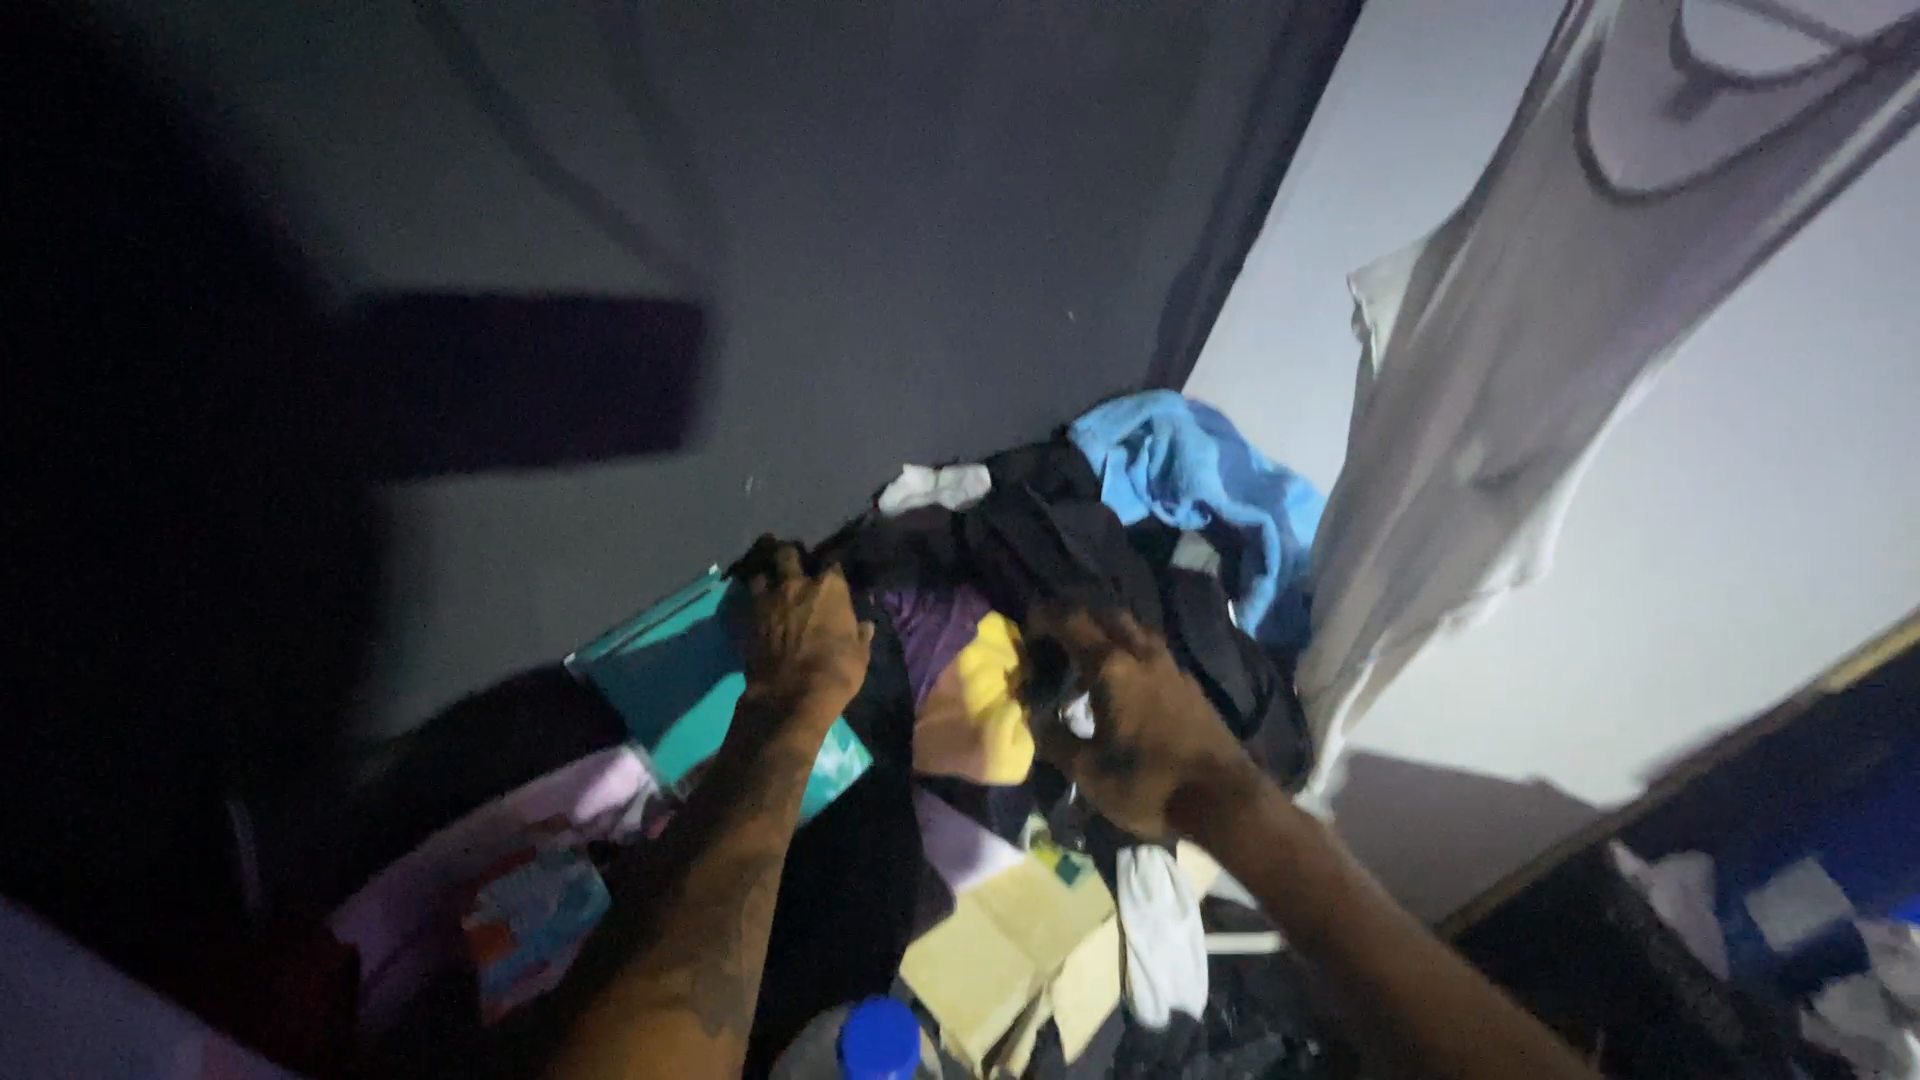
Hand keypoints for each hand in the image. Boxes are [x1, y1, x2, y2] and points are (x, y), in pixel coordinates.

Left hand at [731, 537, 873, 720]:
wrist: (791, 695)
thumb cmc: (836, 671)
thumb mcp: (859, 655)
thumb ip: (860, 635)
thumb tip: (865, 626)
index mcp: (830, 587)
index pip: (833, 565)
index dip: (832, 571)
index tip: (833, 578)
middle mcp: (797, 584)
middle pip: (788, 554)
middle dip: (789, 555)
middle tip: (791, 564)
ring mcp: (768, 598)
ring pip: (761, 573)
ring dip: (765, 576)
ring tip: (768, 582)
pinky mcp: (747, 617)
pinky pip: (748, 600)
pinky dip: (753, 601)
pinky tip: (756, 607)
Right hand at [1027, 607, 1261, 839]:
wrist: (1223, 799)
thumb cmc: (1148, 783)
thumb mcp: (1088, 771)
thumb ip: (1055, 739)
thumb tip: (1035, 719)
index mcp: (1111, 667)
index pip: (1070, 621)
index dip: (1044, 617)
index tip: (1027, 631)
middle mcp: (1141, 654)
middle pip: (1105, 614)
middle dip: (1077, 618)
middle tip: (1056, 641)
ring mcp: (1171, 667)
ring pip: (1134, 629)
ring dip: (1108, 633)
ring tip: (1090, 660)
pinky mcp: (1190, 684)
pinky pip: (1154, 652)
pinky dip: (1132, 653)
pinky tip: (1127, 683)